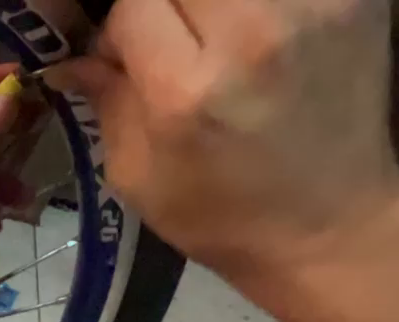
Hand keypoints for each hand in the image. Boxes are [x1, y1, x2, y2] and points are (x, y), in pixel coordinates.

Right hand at [46, 0, 398, 281]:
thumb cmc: (215, 214)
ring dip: (209, 4)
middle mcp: (252, 34)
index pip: (133, 5)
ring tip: (211, 36)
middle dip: (163, 5)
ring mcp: (315, 5)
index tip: (121, 56)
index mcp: (186, 91)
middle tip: (167, 40)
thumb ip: (108, 102)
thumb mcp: (136, 177)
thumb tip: (74, 58)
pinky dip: (256, 5)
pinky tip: (255, 32)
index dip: (118, 26)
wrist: (324, 223)